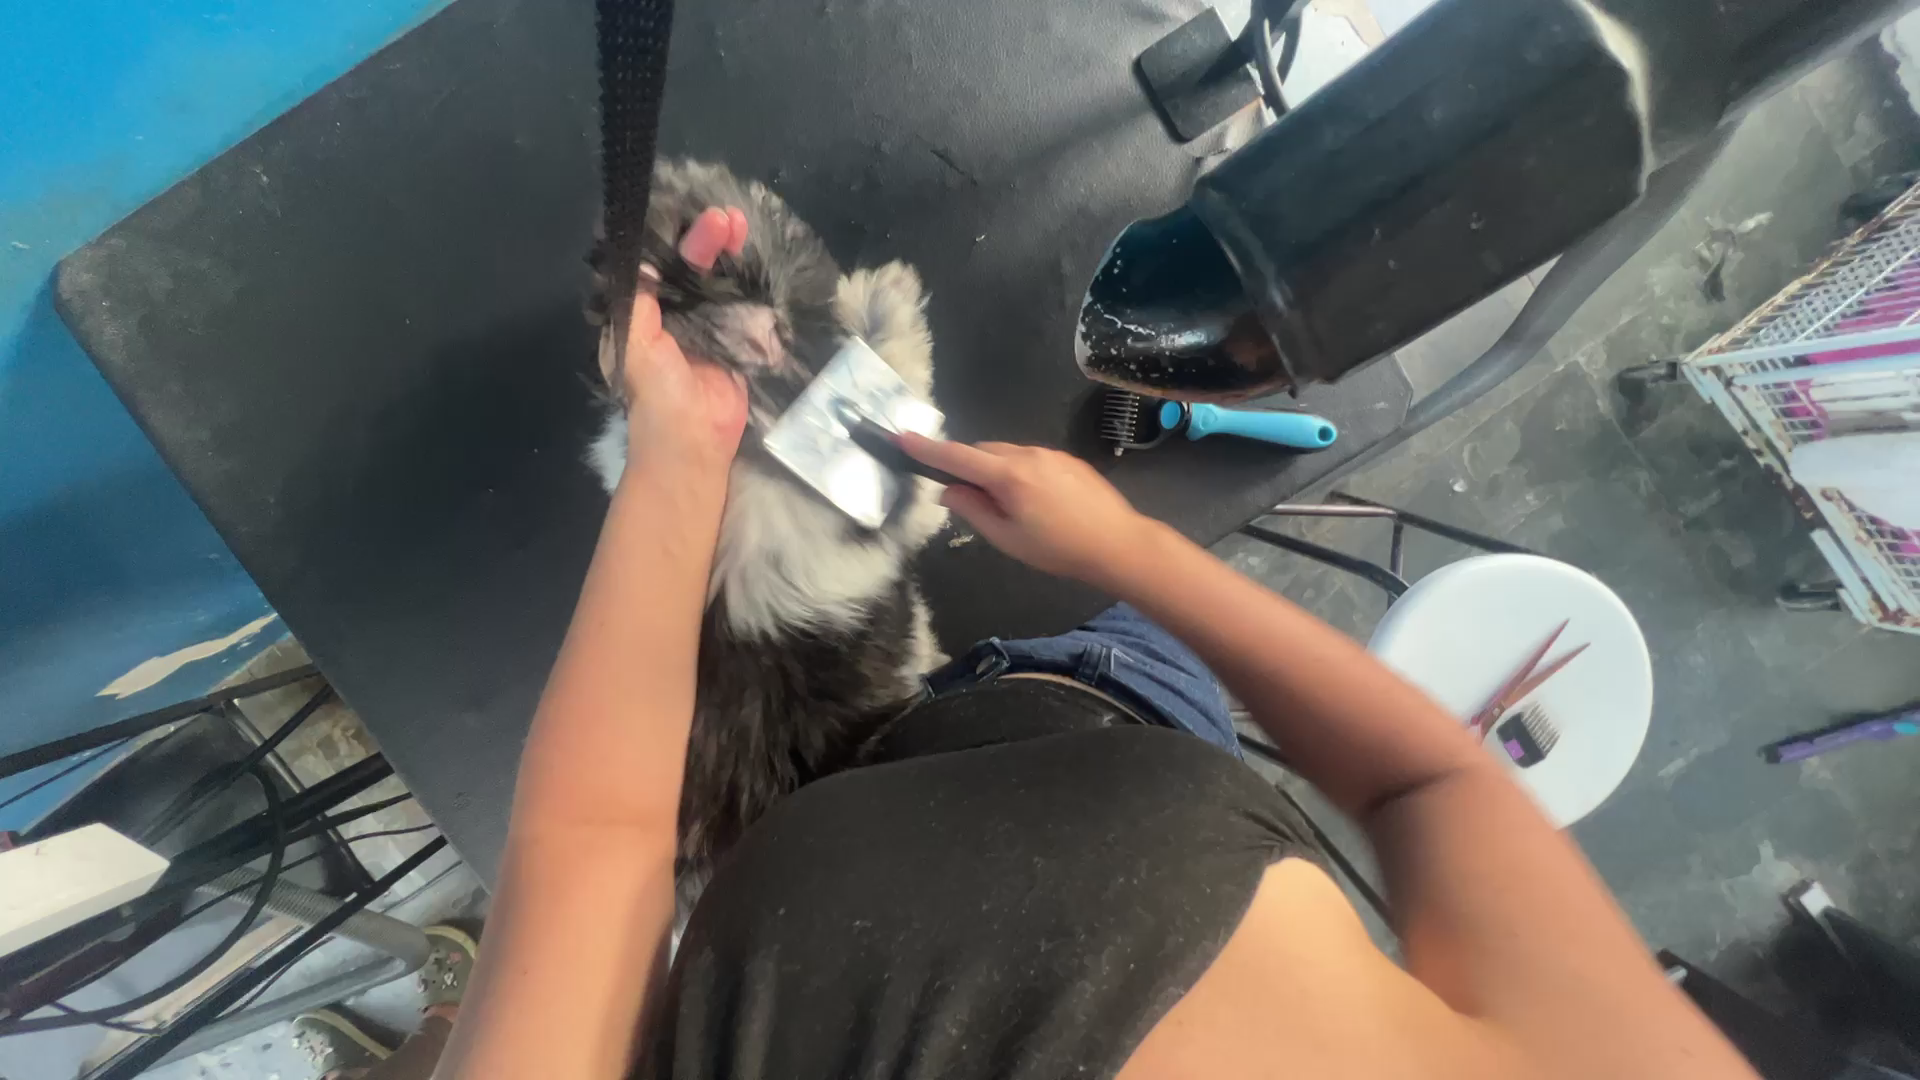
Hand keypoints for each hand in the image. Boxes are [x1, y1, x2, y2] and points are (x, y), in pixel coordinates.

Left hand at [609, 206, 752, 475]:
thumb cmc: (656, 396)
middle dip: (706, 241)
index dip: (671, 240)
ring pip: (718, 282)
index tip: (687, 215)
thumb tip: (646, 261)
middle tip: (725, 217)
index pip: (657, 266)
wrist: (694, 441)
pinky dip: (750, 285)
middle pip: (691, 268)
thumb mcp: (635, 344)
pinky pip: (742, 308)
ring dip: (730, 255)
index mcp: (644, 314)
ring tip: (740, 226)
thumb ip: (638, 302)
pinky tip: (756, 262)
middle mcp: (675, 317)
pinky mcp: (736, 344)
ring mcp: (708, 329)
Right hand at [897, 434, 1162, 588]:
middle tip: (971, 502)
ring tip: (1011, 510)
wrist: (1118, 544)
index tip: (901, 438)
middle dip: (968, 468)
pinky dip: (1018, 473)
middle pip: (982, 451)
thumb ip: (973, 511)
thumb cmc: (1058, 550)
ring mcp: (1051, 454)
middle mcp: (1028, 454)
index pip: (958, 457)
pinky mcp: (1068, 460)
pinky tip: (1036, 504)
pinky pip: (1030, 459)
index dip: (927, 449)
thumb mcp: (1007, 539)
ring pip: (1007, 454)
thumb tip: (949, 492)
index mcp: (1009, 475)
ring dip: (995, 472)